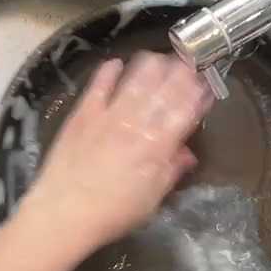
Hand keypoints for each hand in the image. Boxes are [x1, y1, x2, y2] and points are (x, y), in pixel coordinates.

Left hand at [14, 52, 212, 255]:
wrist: (64, 213)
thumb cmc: (113, 212)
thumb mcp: (152, 199)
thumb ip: (171, 171)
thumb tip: (187, 153)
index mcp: (158, 145)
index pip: (186, 109)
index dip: (199, 92)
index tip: (206, 81)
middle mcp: (137, 123)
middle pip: (164, 88)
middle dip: (180, 71)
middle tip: (188, 60)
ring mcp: (109, 114)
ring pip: (136, 80)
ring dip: (150, 65)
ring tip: (159, 57)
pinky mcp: (83, 113)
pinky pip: (99, 85)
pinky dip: (109, 71)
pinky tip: (116, 63)